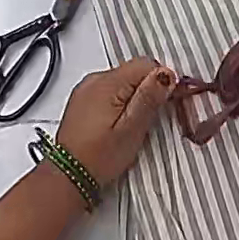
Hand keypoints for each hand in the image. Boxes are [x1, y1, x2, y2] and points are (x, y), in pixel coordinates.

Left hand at [55, 57, 177, 186]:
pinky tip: (120, 124)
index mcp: (107, 83)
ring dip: (135, 97)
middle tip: (151, 118)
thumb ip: (149, 98)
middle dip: (149, 90)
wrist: (69, 175)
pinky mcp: (83, 101)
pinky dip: (120, 103)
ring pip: (123, 81)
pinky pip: (110, 92)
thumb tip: (166, 74)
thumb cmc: (98, 157)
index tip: (169, 101)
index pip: (147, 64)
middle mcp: (94, 81)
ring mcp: (86, 90)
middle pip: (135, 71)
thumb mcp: (131, 129)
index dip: (164, 81)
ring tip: (135, 124)